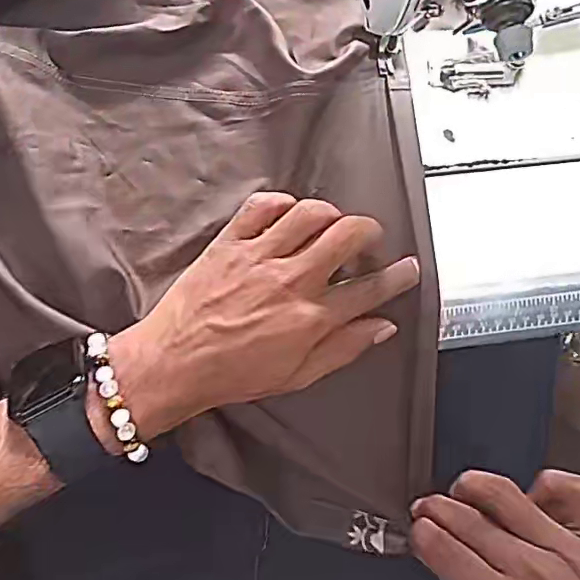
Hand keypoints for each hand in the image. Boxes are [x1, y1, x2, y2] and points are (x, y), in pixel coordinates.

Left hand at [100, 192, 419, 441]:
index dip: (397, 276)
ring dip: (329, 214)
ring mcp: (258, 257)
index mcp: (309, 318)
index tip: (407, 268)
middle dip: (370, 231)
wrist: (173, 363)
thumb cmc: (230, 374)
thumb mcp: (297, 376)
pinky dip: (281, 203)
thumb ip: (343, 349)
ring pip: (310, 213)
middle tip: (367, 239)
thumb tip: (379, 328)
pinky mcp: (229, 242)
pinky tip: (287, 215)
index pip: (369, 289)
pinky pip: (262, 206)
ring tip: (329, 226)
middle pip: (348, 235)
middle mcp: (289, 280)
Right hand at [412, 470, 579, 579]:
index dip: (420, 534)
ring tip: (464, 495)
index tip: (418, 534)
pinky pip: (570, 491)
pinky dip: (545, 487)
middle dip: (435, 509)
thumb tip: (444, 563)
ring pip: (505, 492)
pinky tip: (530, 502)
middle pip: (465, 515)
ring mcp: (570, 556)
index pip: (441, 544)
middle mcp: (535, 576)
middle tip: (428, 513)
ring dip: (473, 488)